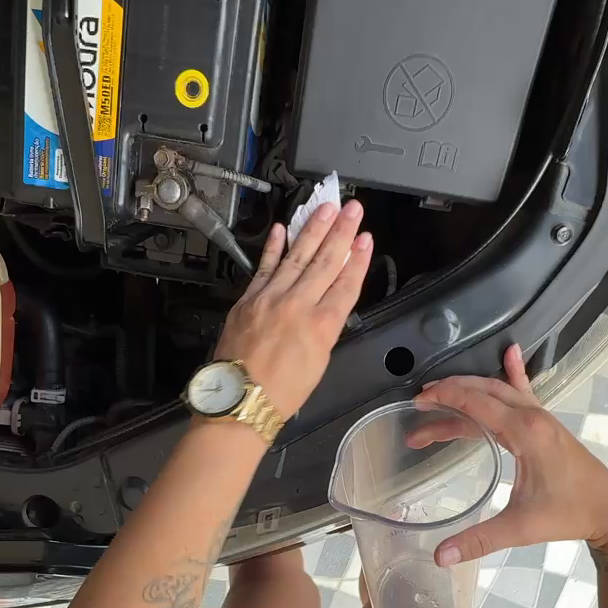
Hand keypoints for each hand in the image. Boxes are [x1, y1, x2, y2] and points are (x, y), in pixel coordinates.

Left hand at [213, 200, 372, 415]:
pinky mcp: (248, 299)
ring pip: (296, 256)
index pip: (346, 283)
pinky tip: (282, 229)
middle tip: (352, 207)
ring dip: (312, 229)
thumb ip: (326, 325)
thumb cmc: (282, 391)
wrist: (240, 400)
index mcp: (321, 325)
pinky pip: (264, 267)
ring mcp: (270, 298)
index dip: (358, 258)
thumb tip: (330, 300)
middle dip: (341, 231)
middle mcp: (297, 305)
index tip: (366, 237)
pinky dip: (274, 247)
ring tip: (325, 208)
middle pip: (324, 261)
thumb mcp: (319, 361)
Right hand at [413, 345, 607, 564]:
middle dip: (449, 392)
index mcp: (525, 433)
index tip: (418, 403)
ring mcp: (542, 416)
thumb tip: (438, 557)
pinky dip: (512, 372)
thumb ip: (478, 540)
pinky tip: (510, 352)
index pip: (476, 403)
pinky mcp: (546, 423)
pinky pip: (523, 391)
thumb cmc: (568, 515)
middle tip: (419, 402)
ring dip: (468, 389)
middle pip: (483, 390)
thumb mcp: (520, 528)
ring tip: (439, 394)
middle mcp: (532, 417)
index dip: (444, 399)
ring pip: (498, 389)